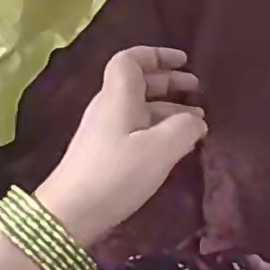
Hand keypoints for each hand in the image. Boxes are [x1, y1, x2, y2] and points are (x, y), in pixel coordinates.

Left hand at [36, 47, 206, 245]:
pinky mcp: (107, 154)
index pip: (131, 60)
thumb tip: (196, 121)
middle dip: (170, 83)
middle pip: (139, 83)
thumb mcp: (160, 149)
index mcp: (119, 96)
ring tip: (198, 122)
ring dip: (169, 110)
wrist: (71, 213)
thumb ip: (185, 128)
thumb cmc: (116, 174)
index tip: (184, 61)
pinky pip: (138, 130)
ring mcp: (106, 132)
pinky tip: (177, 146)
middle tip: (198, 90)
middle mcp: (110, 108)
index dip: (157, 55)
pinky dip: (160, 130)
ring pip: (142, 109)